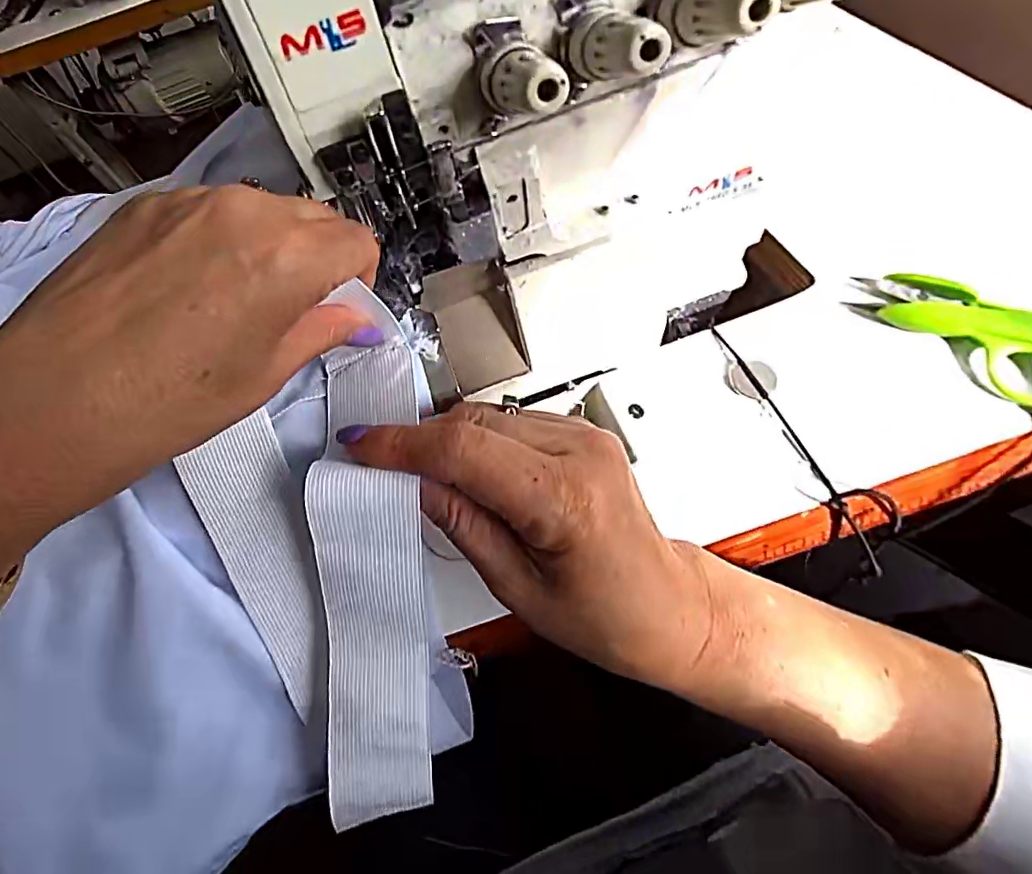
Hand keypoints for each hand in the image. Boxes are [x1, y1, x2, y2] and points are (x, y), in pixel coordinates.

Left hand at [0, 186, 380, 618]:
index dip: (359, 277)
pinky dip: (221, 235)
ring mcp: (189, 201)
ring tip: (232, 293)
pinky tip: (186, 282)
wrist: (47, 402)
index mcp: (288, 256)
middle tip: (290, 304)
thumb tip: (354, 315)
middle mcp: (246, 211)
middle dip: (320, 255)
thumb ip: (322, 329)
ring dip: (271, 241)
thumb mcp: (265, 374)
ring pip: (263, 208)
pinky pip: (210, 209)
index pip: (358, 242)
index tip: (337, 307)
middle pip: (316, 217)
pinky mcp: (143, 205)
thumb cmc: (171, 402)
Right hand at [343, 403, 726, 693]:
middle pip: (474, 422)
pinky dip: (482, 439)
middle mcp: (580, 452)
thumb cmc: (610, 616)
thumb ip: (462, 524)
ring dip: (451, 438)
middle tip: (383, 465)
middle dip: (421, 441)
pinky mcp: (585, 434)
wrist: (667, 604)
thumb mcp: (518, 588)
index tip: (364, 445)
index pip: (464, 448)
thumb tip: (414, 484)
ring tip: (427, 475)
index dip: (403, 444)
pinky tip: (470, 469)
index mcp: (564, 498)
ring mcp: (586, 437)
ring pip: (492, 415)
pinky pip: (516, 422)